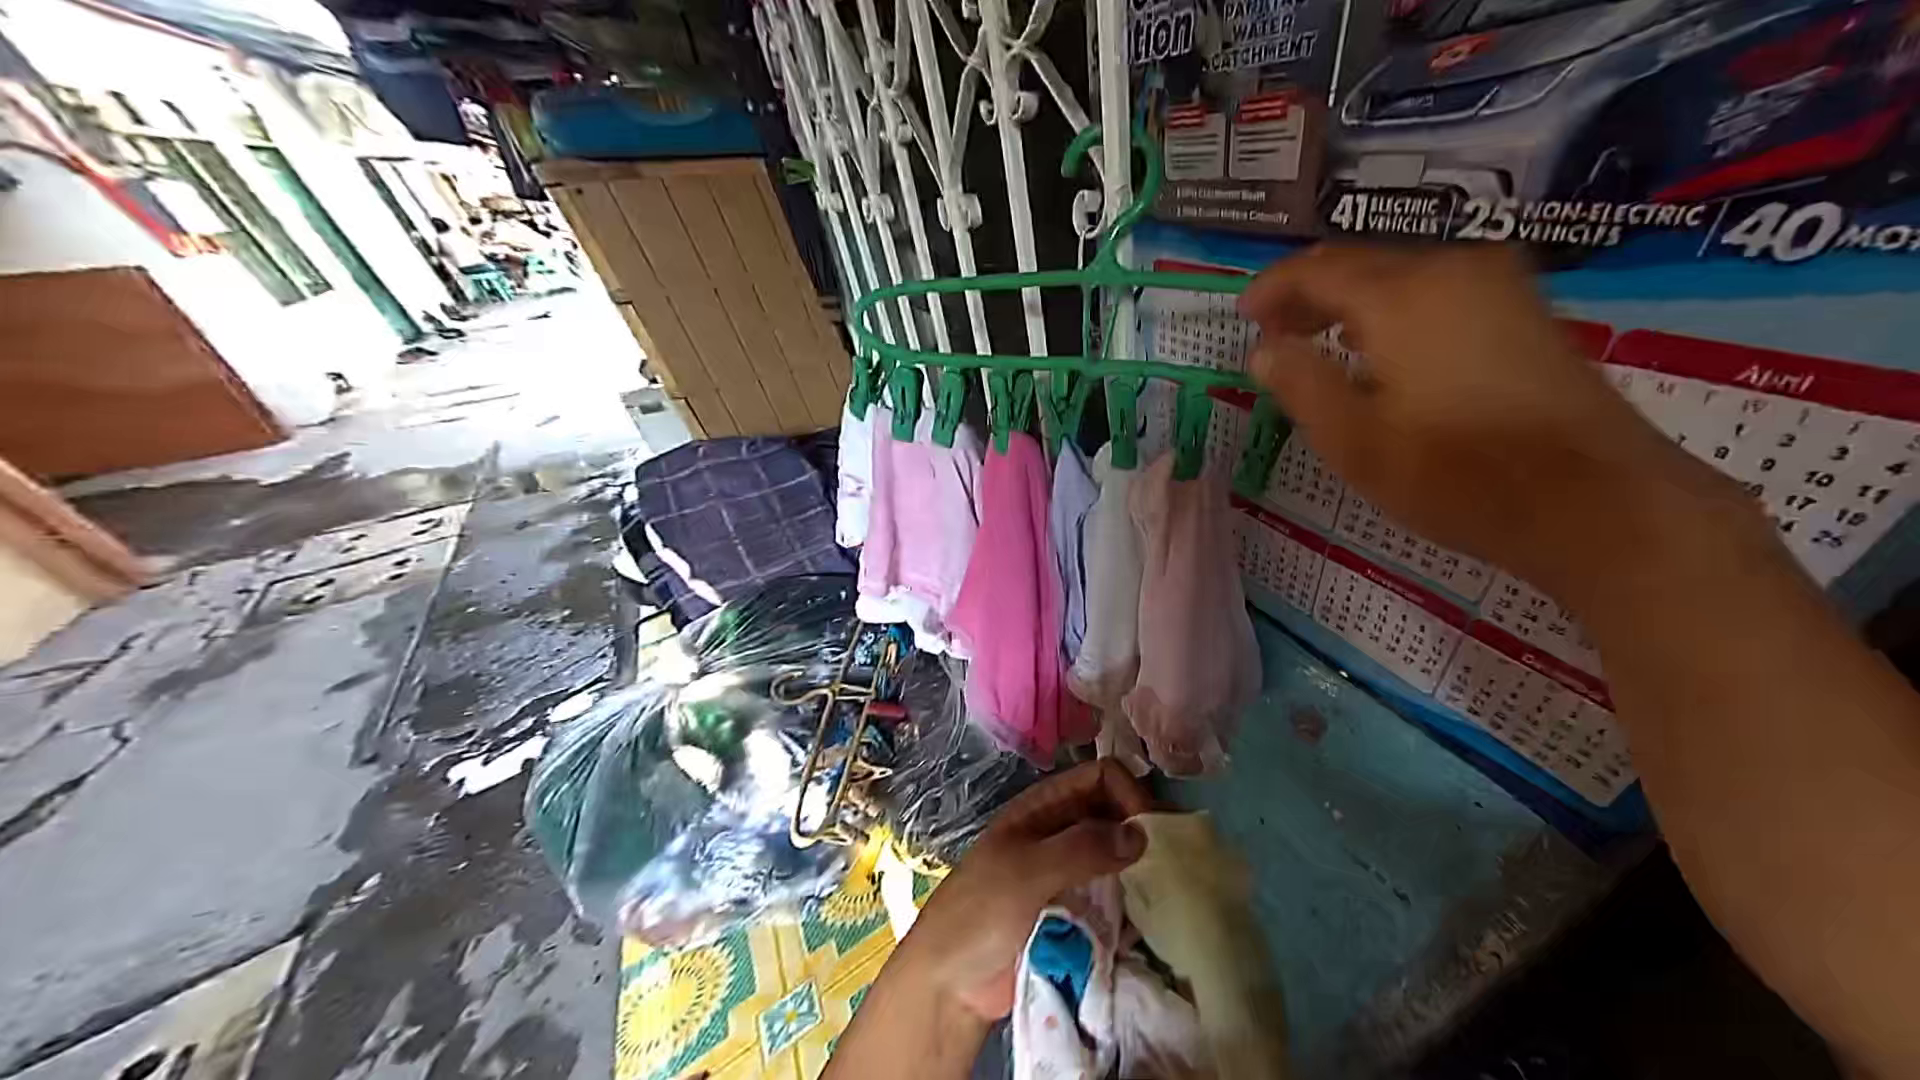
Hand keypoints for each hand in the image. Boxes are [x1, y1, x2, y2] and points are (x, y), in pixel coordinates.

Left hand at [893, 760, 1151, 1020]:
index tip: (1153, 834)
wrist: (950, 983)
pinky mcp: (1078, 917)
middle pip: (1115, 817)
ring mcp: (1071, 877)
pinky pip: (1118, 903)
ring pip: (1121, 862)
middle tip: (1175, 867)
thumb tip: (1141, 834)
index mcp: (1043, 808)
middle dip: (1145, 836)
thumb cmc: (980, 912)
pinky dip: (1137, 910)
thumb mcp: (1026, 871)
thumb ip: (1081, 848)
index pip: (1100, 778)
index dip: (1129, 795)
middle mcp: (1061, 834)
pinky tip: (1155, 927)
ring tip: (1172, 900)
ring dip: (1145, 875)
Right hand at [1237, 243, 1744, 597]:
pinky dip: (1390, 311)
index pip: (1318, 270)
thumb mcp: (1353, 440)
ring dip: (1349, 302)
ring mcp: (1497, 288)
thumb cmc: (1455, 475)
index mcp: (1402, 296)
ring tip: (1316, 341)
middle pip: (1361, 264)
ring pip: (1401, 276)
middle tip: (1271, 332)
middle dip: (1307, 293)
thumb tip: (1263, 349)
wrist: (1596, 503)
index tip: (1242, 315)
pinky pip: (1436, 293)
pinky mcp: (1523, 314)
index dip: (1272, 289)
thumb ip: (1301, 384)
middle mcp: (1452, 272)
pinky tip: (1379, 348)